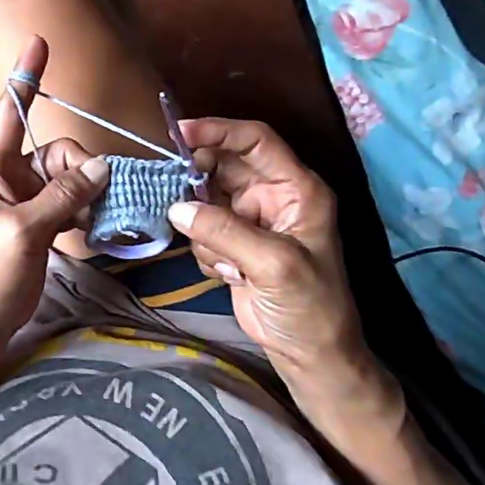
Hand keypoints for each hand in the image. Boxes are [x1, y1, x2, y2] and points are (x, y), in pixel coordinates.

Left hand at [0, 37, 110, 369]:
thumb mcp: (22, 232)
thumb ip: (62, 197)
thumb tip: (103, 167)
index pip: (8, 114)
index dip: (24, 78)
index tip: (38, 41)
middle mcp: (11, 179)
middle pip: (57, 152)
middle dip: (81, 168)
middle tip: (96, 199)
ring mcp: (28, 204)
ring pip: (71, 179)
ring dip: (90, 192)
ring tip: (101, 218)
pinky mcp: (42, 227)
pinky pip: (73, 205)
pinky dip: (88, 211)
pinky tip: (99, 228)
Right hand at [167, 118, 402, 445]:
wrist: (308, 354)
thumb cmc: (309, 306)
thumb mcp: (273, 264)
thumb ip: (224, 230)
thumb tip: (176, 208)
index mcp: (296, 189)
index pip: (256, 140)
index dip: (219, 130)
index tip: (179, 133)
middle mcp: (272, 197)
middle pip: (222, 166)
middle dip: (199, 184)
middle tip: (176, 197)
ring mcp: (249, 221)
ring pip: (204, 200)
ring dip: (202, 228)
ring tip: (226, 262)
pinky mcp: (232, 243)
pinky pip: (199, 229)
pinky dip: (204, 249)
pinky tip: (227, 275)